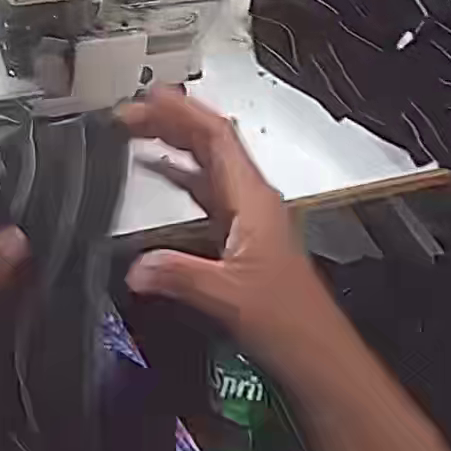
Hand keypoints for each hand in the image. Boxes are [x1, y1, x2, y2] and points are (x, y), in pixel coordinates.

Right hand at [118, 88, 339, 361]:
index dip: (183, 111)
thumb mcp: (229, 296)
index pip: (217, 136)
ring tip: (140, 127)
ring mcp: (244, 213)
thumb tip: (136, 267)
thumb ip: (179, 276)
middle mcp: (250, 198)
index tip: (153, 96)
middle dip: (171, 120)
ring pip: (205, 161)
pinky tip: (158, 170)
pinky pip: (203, 187)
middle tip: (132, 111)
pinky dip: (177, 172)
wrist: (317, 353)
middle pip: (209, 142)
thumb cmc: (291, 321)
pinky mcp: (237, 232)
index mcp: (252, 199)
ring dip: (174, 140)